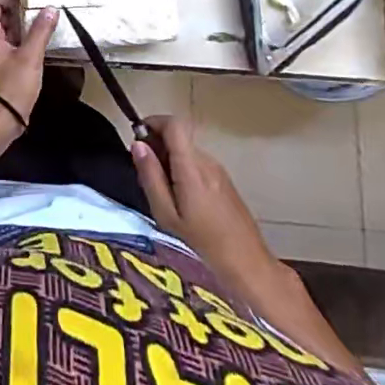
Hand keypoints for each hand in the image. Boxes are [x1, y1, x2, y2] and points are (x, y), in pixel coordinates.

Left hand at [0, 0, 57, 120]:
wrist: (3, 119)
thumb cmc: (13, 86)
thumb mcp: (30, 56)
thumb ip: (40, 31)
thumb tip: (50, 8)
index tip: (30, 0)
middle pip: (0, 15)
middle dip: (20, 10)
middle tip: (42, 10)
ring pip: (9, 30)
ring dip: (25, 25)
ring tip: (46, 23)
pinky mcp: (4, 64)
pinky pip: (13, 43)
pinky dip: (25, 38)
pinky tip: (42, 40)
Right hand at [131, 115, 274, 277]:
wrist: (246, 261)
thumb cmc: (201, 240)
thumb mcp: (166, 213)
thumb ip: (150, 176)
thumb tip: (137, 145)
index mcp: (191, 168)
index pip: (174, 125)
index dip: (153, 123)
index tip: (137, 138)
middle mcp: (206, 161)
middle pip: (178, 136)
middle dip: (156, 145)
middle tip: (144, 172)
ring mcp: (218, 169)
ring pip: (186, 150)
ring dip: (168, 158)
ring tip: (161, 190)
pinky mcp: (223, 178)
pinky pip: (196, 162)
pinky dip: (181, 168)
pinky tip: (179, 197)